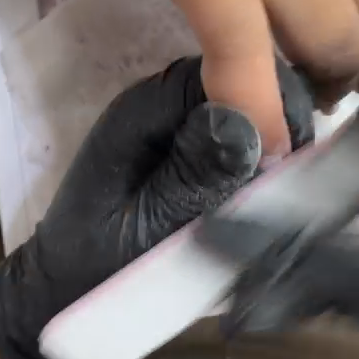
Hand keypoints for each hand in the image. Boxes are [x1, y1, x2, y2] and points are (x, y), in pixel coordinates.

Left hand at [0, 57, 312, 358]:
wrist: (64, 288)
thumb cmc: (98, 266)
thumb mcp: (151, 226)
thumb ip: (198, 176)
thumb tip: (250, 122)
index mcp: (147, 109)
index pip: (229, 69)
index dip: (275, 105)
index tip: (294, 162)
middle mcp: (162, 102)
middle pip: (244, 83)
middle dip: (278, 125)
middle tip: (291, 186)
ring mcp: (174, 124)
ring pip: (247, 109)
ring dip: (272, 146)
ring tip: (280, 196)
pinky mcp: (184, 149)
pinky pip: (236, 137)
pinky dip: (258, 163)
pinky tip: (264, 197)